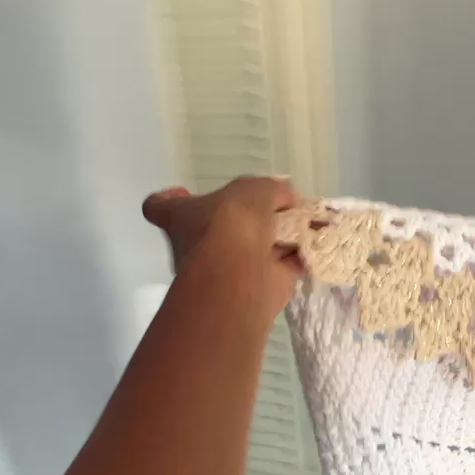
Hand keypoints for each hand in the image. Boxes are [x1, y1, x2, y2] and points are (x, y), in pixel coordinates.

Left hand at [142, 176, 302, 317]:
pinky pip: (278, 268)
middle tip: (272, 209)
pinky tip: (314, 248)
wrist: (242, 270)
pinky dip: (296, 260)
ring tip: (302, 226)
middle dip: (242, 222)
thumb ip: (271, 190)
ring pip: (251, 250)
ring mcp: (225, 268)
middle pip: (215, 230)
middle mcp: (198, 244)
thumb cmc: (231, 222)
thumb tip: (286, 199)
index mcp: (180, 218)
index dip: (171, 198)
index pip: (160, 206)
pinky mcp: (254, 285)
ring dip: (275, 240)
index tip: (183, 191)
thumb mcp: (253, 189)